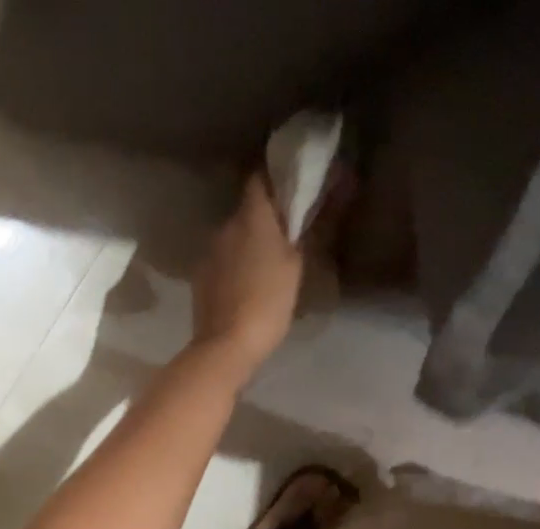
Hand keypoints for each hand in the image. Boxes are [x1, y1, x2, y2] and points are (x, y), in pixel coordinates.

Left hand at [190, 174, 302, 362]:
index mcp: (248, 218)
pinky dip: (238, 257)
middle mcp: (222, 228)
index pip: (258, 178)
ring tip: (275, 253)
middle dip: (268, 210)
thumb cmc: (269, 301)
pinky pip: (223, 256)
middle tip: (293, 221)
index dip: (276, 172)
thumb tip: (338, 185)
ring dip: (252, 236)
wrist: (225, 345)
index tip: (296, 176)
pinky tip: (252, 275)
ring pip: (234, 233)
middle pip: (247, 207)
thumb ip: (315, 222)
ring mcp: (207, 254)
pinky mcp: (200, 277)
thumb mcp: (298, 261)